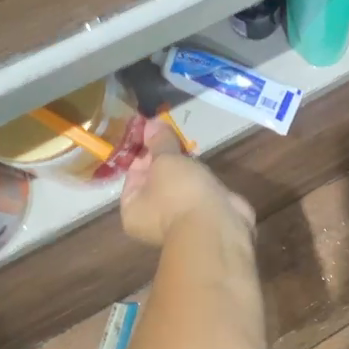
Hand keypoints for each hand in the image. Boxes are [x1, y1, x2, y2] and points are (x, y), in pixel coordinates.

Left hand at [118, 117, 254, 245]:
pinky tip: (208, 164)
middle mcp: (152, 217)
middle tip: (178, 137)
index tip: (159, 131)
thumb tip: (150, 123)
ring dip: (187, 167)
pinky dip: (202, 179)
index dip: (146, 149)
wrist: (216, 225)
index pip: (134, 172)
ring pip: (179, 184)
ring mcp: (179, 218)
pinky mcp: (203, 215)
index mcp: (132, 209)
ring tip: (193, 146)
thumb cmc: (179, 194)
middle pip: (157, 178)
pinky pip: (198, 191)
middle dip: (168, 157)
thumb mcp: (165, 161)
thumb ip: (159, 142)